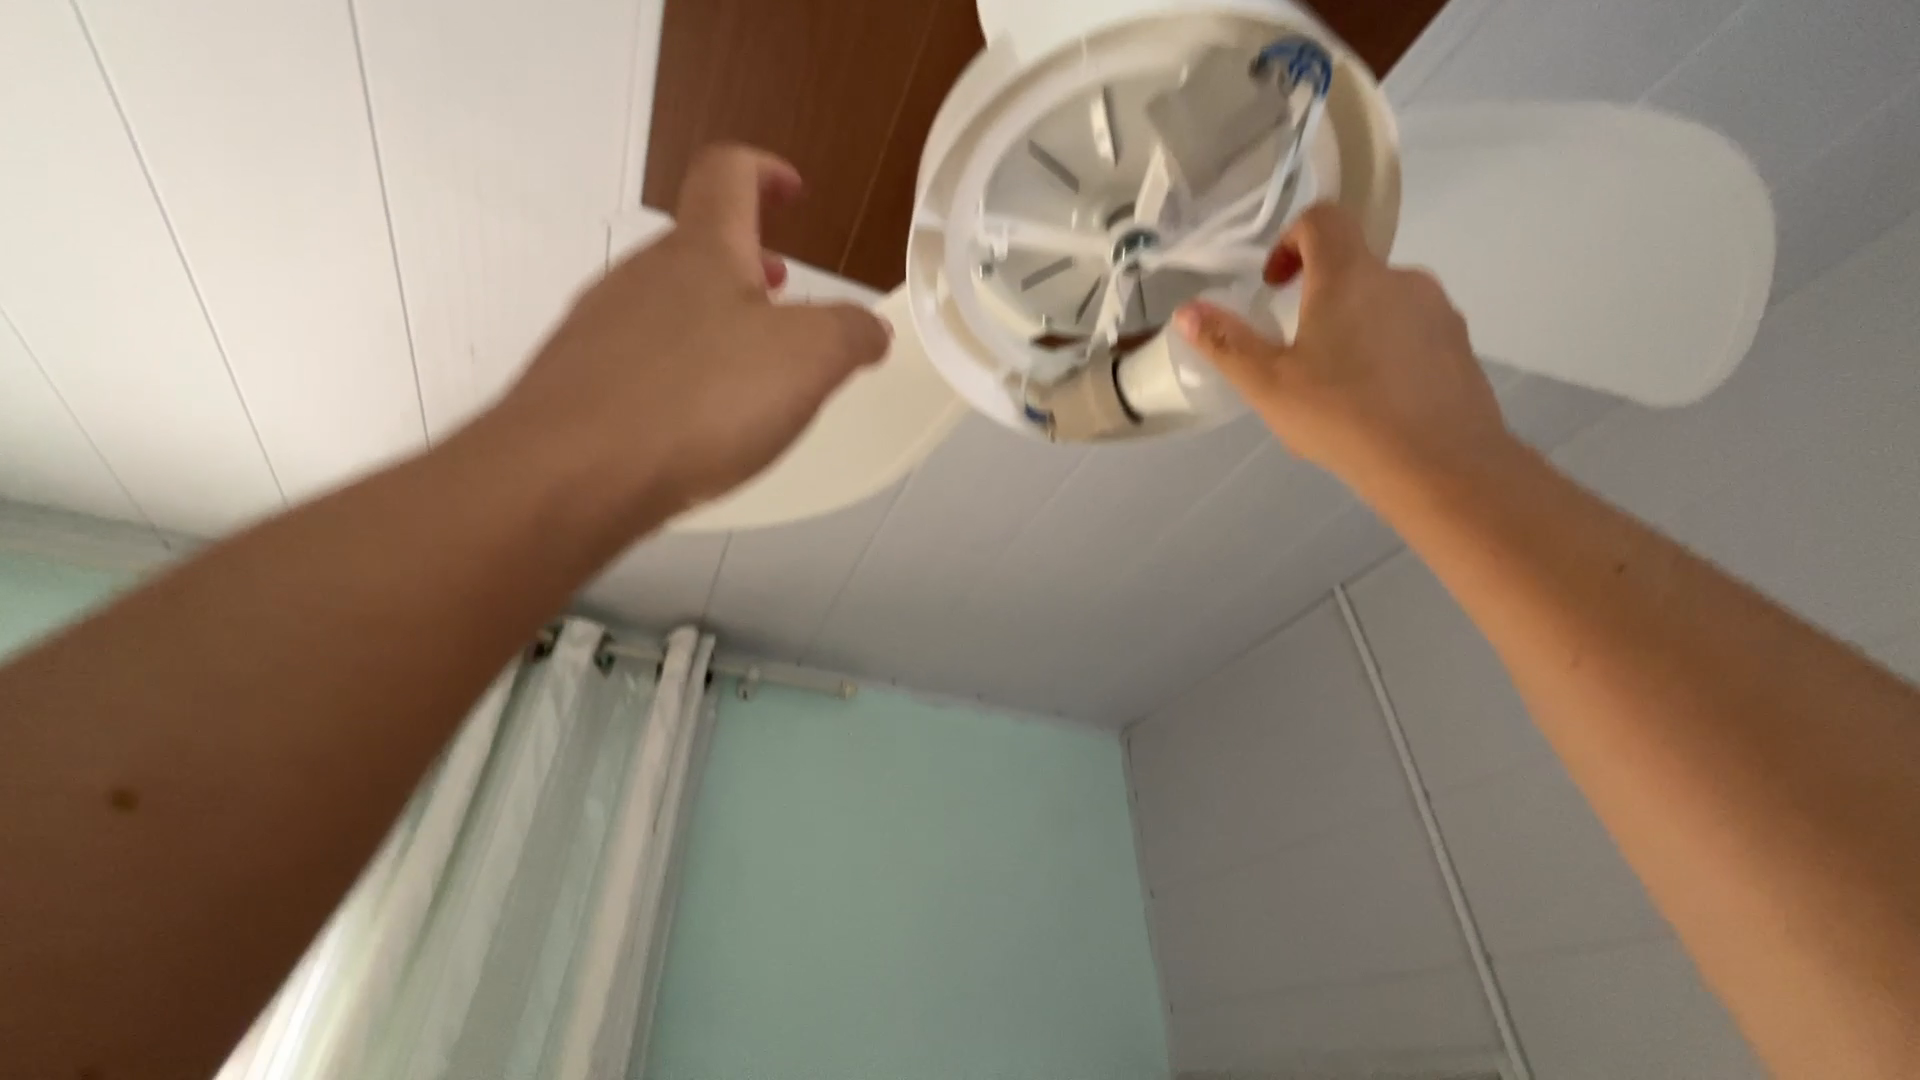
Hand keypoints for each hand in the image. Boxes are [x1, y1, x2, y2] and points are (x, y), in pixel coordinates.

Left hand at [493, 144, 892, 518]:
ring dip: (716, 321)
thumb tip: (870, 330)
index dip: (765, 171)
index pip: (729, 174)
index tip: (794, 192)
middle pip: (699, 247)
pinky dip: (681, 371)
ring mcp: (601, 327)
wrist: (570, 476)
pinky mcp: (579, 382)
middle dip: (748, 266)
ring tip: (750, 374)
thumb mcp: (807, 361)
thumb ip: (850, 334)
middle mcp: (643, 275)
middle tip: (784, 303)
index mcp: (703, 251)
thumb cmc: (698, 402)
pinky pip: (642, 359)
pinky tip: (697, 423)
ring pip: (669, 305)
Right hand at [1174, 203, 1511, 488]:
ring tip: (1335, 387)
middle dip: (1318, 297)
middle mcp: (1401, 279)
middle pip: (1352, 267)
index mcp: (1349, 276)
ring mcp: (1438, 312)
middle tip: (1295, 352)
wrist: (1440, 465)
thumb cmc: (1341, 415)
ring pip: (1384, 303)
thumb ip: (1226, 342)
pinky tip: (1374, 404)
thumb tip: (1187, 311)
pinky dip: (1386, 353)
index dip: (1290, 240)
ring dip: (1353, 326)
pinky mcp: (1459, 347)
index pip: (1323, 219)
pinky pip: (1412, 334)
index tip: (1273, 286)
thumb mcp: (1266, 384)